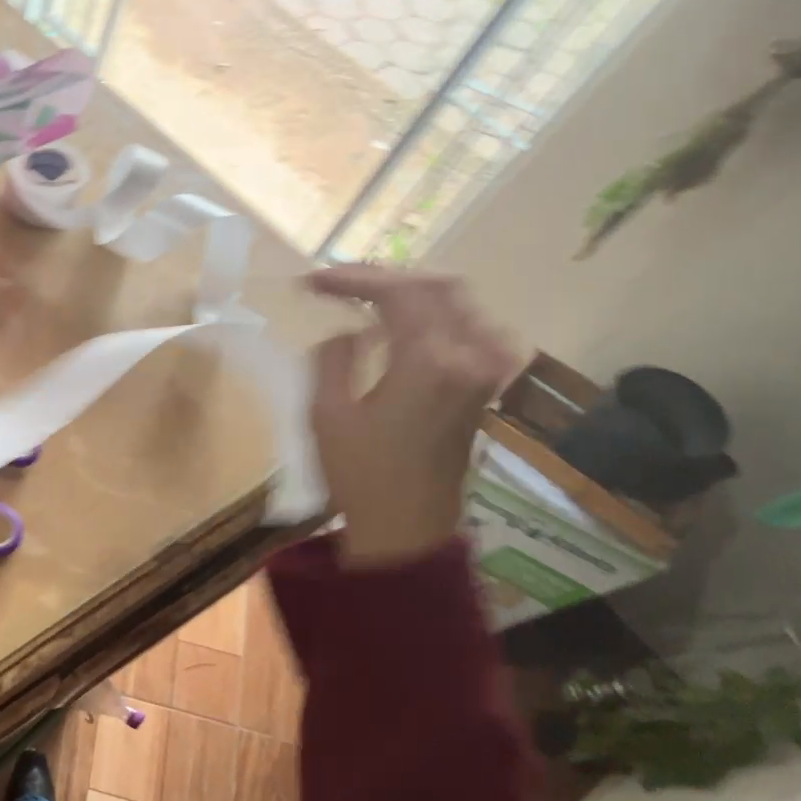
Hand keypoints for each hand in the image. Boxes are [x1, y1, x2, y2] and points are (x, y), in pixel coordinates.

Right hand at [306, 266, 519, 567]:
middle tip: (340, 282)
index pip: (399, 293)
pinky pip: (471, 325)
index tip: (312, 281)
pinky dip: (437, 312)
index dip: (354, 278)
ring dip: (413, 291)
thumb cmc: (359, 475)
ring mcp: (487, 368)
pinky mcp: (488, 382)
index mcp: (428, 362)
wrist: (407, 524)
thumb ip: (332, 360)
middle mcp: (470, 354)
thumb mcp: (325, 416)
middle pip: (439, 285)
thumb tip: (347, 333)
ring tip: (368, 296)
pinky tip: (408, 322)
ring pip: (460, 301)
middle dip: (386, 276)